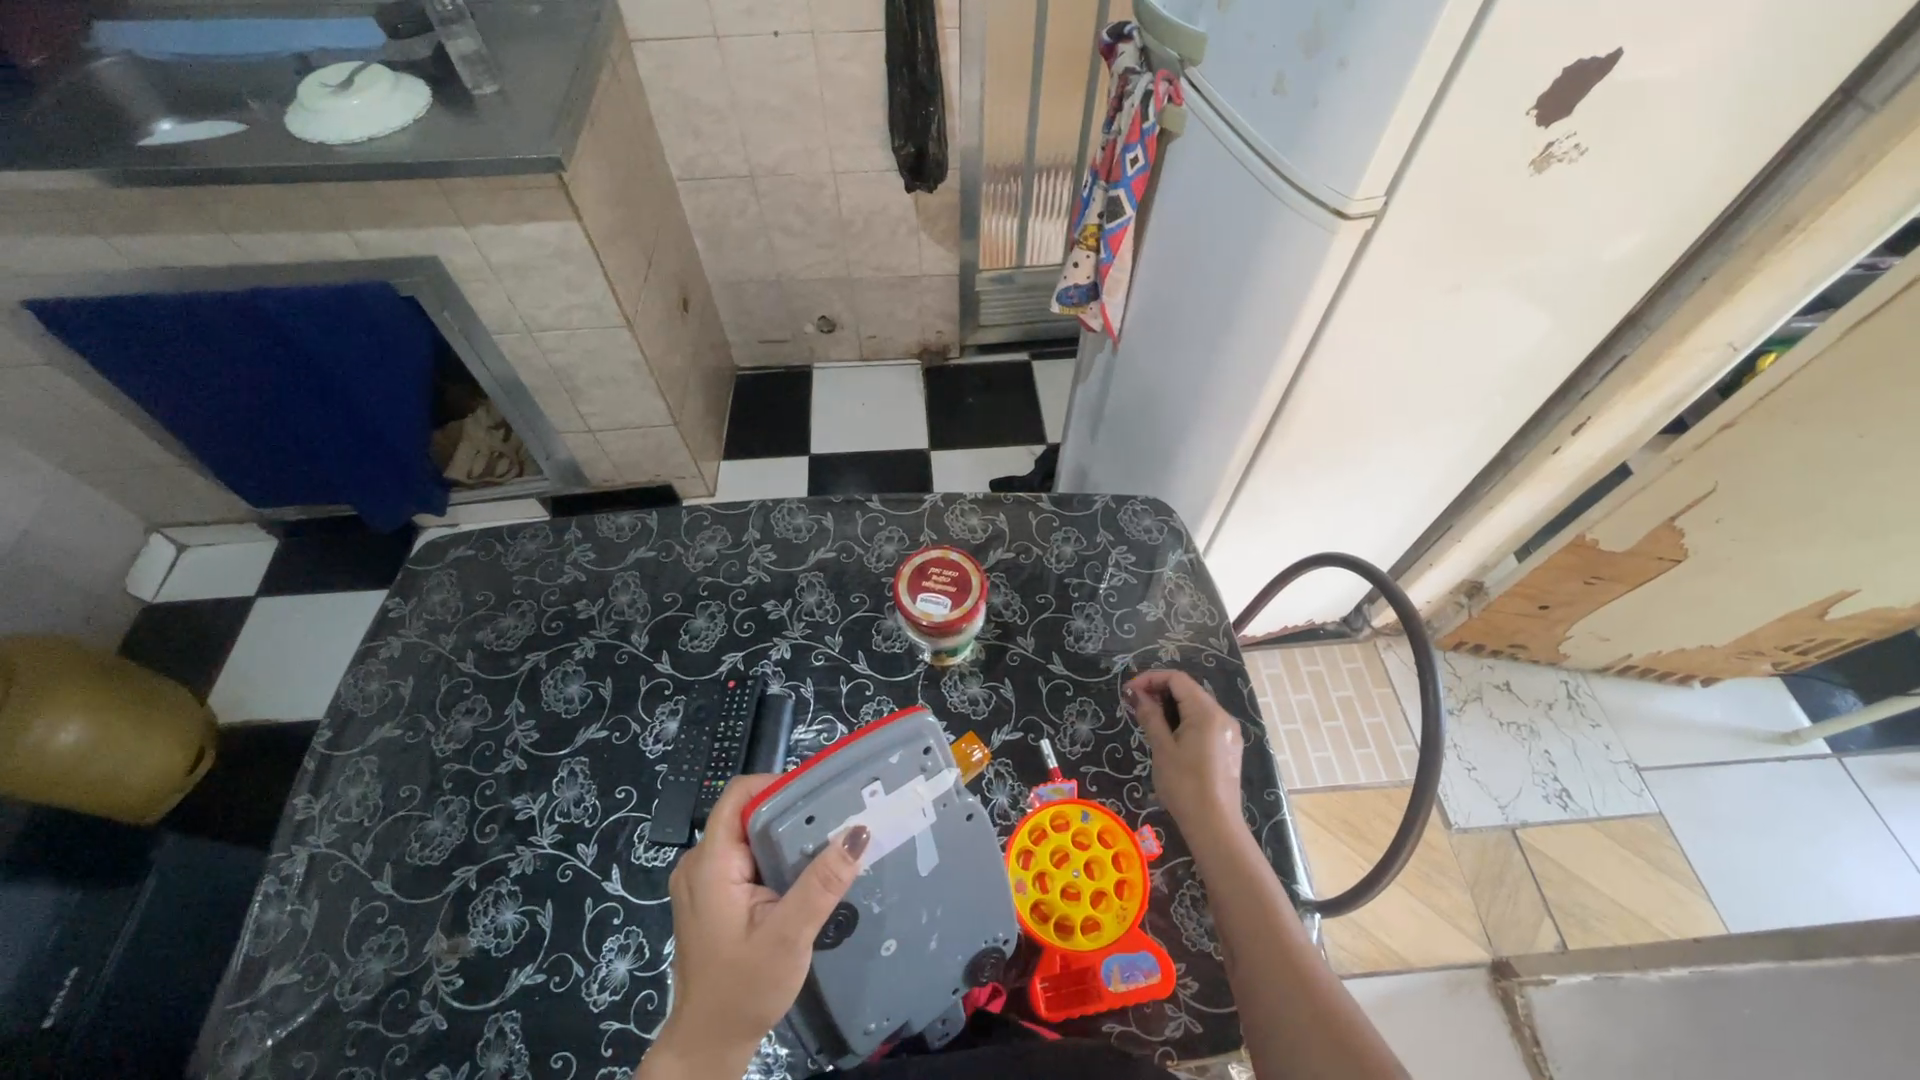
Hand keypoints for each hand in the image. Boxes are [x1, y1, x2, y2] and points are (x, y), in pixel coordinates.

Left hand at [643, 776, 869, 1079]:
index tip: (821, 794)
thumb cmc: (744, 988)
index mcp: (710, 863)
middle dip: (791, 812)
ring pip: (747, 836)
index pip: (740, 794)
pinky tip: (803, 873)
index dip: (780, 783)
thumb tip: (858, 832)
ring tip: (826, 844)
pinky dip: (774, 859)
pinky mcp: (711, 896)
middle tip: (835, 819)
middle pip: (746, 813)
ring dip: (784, 837)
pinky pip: (744, 859)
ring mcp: (702, 880)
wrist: (710, 1041)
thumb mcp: (789, 936)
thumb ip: (822, 883)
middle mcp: (699, 863)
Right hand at [1127, 670, 1245, 833]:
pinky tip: (1169, 736)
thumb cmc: (1184, 786)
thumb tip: (1136, 694)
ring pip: (1196, 706)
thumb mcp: (1162, 749)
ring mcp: (1228, 732)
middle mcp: (1222, 716)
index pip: (1177, 679)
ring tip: (1148, 720)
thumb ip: (1150, 716)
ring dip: (1171, 706)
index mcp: (1207, 712)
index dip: (1150, 679)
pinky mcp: (1228, 746)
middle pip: (1189, 690)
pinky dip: (1184, 720)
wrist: (1215, 825)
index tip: (1128, 692)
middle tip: (1134, 706)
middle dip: (1160, 691)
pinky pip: (1204, 722)